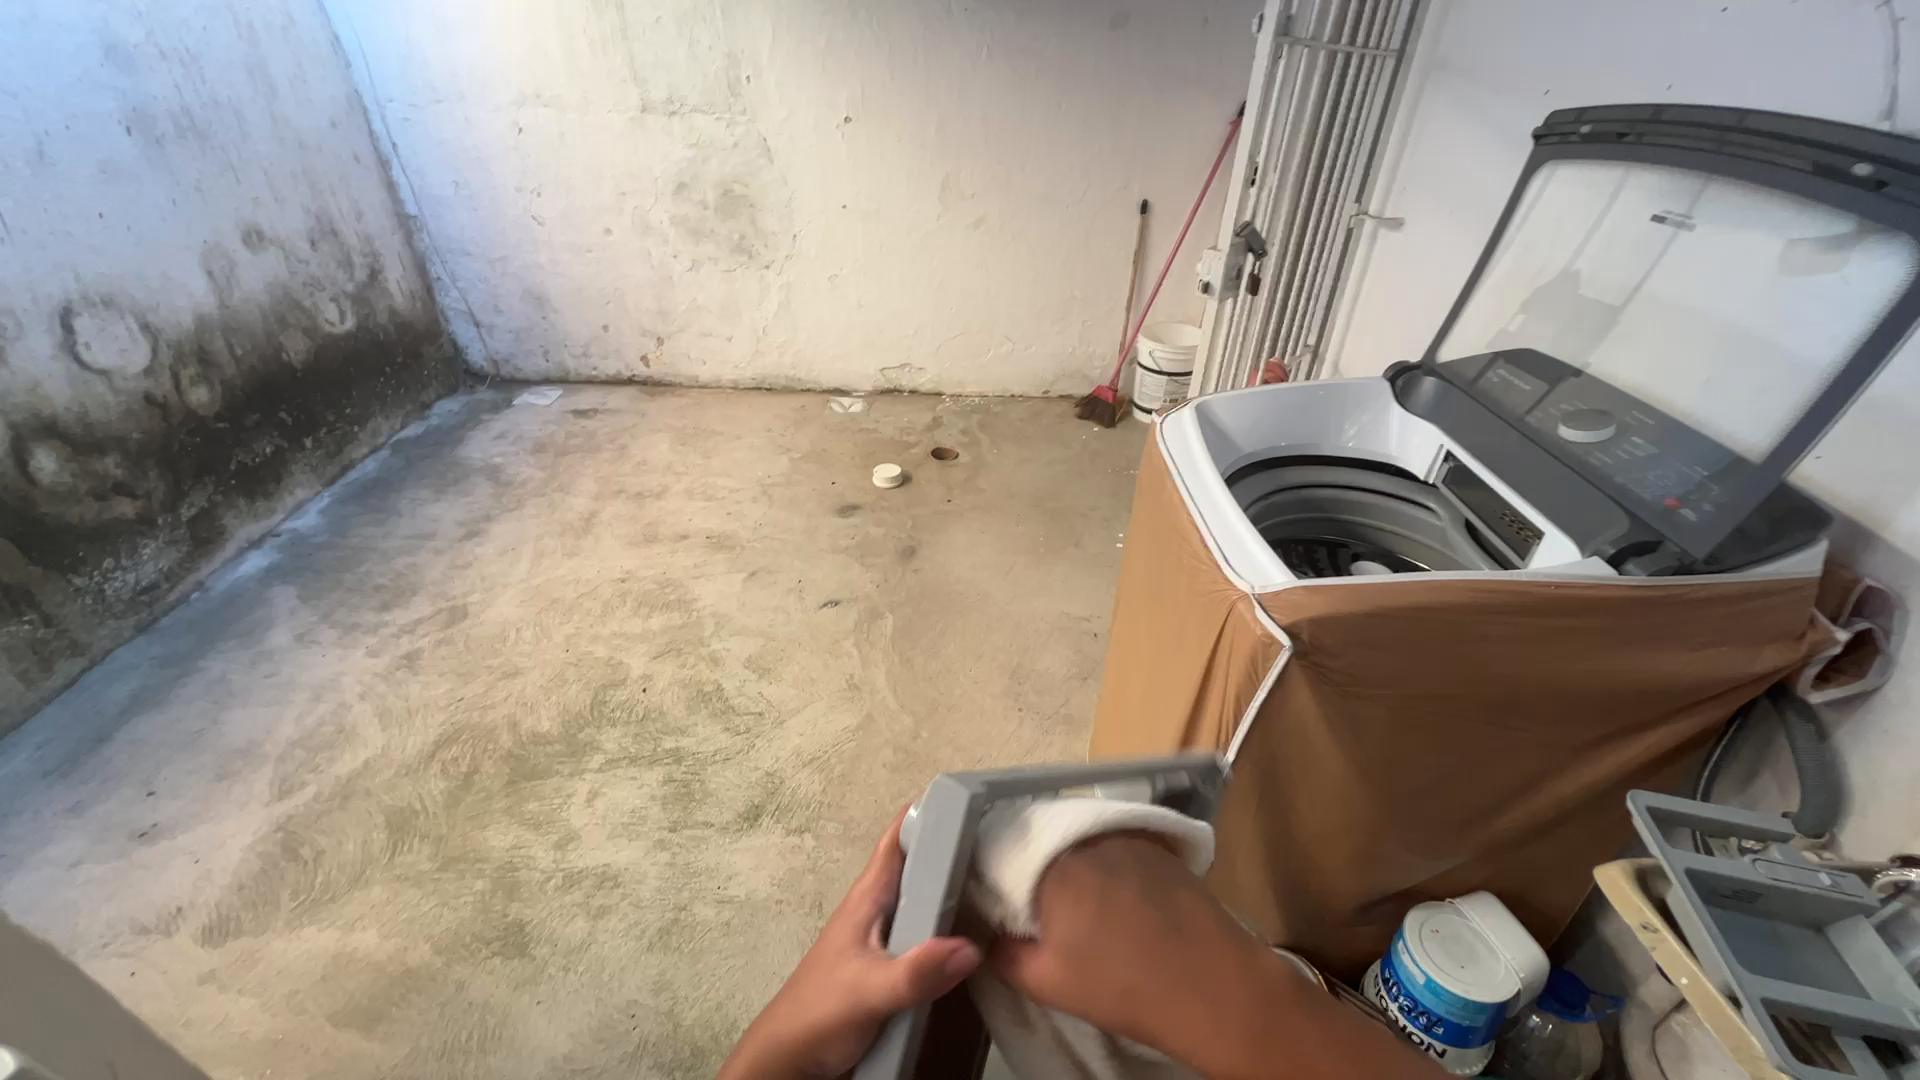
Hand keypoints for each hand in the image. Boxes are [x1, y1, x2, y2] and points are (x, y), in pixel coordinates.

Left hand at [718, 808, 981, 1079]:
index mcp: (869, 897)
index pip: (898, 838)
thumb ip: (915, 972)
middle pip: (920, 865)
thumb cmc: (819, 1012)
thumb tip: (969, 948)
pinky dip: (952, 927)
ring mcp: (886, 937)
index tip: (968, 797)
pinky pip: (928, 933)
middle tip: (1001, 841)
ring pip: (926, 900)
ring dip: (956, 889)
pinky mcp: (893, 964)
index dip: (927, 812)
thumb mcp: (869, 990)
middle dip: (955, 849)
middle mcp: (880, 908)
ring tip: (1001, 881)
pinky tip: (978, 934)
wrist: (790, 1059)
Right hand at [992, 833, 1446, 1079]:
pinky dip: (1103, 858)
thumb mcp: (1047, 982)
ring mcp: (1122, 833)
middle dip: (1032, 863)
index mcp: (1047, 865)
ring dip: (1069, 858)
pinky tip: (1116, 893)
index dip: (995, 871)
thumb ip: (1002, 953)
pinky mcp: (1153, 841)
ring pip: (1077, 837)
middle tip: (1037, 901)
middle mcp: (1080, 835)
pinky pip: (1111, 840)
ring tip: (1078, 897)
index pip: (1001, 850)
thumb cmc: (1122, 985)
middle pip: (1039, 838)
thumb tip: (983, 933)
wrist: (1213, 983)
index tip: (997, 895)